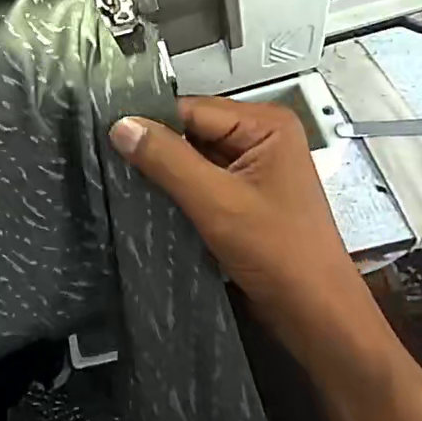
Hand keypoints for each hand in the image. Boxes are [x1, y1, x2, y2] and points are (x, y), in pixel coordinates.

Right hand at [109, 97, 371, 341]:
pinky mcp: (246, 196)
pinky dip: (180, 191)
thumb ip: (168, 160)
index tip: (107, 136)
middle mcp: (263, 137)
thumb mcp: (218, 202)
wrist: (314, 311)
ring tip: (124, 183)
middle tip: (109, 162)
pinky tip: (152, 201)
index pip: (193, 108)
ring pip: (195, 157)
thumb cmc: (281, 254)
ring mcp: (255, 167)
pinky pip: (204, 181)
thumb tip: (123, 126)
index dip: (151, 122)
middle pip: (193, 130)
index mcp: (267, 124)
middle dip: (157, 149)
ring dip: (166, 172)